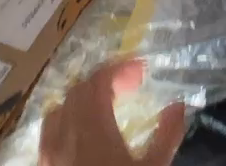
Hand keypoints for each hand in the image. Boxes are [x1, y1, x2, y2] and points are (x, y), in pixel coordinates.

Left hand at [39, 60, 186, 165]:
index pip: (98, 81)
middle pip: (76, 92)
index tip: (143, 71)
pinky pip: (49, 138)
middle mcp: (64, 139)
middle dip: (103, 82)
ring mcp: (48, 158)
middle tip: (130, 87)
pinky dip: (68, 125)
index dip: (120, 68)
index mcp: (92, 130)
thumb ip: (168, 134)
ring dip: (81, 102)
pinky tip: (85, 140)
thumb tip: (177, 105)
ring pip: (57, 114)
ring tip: (104, 110)